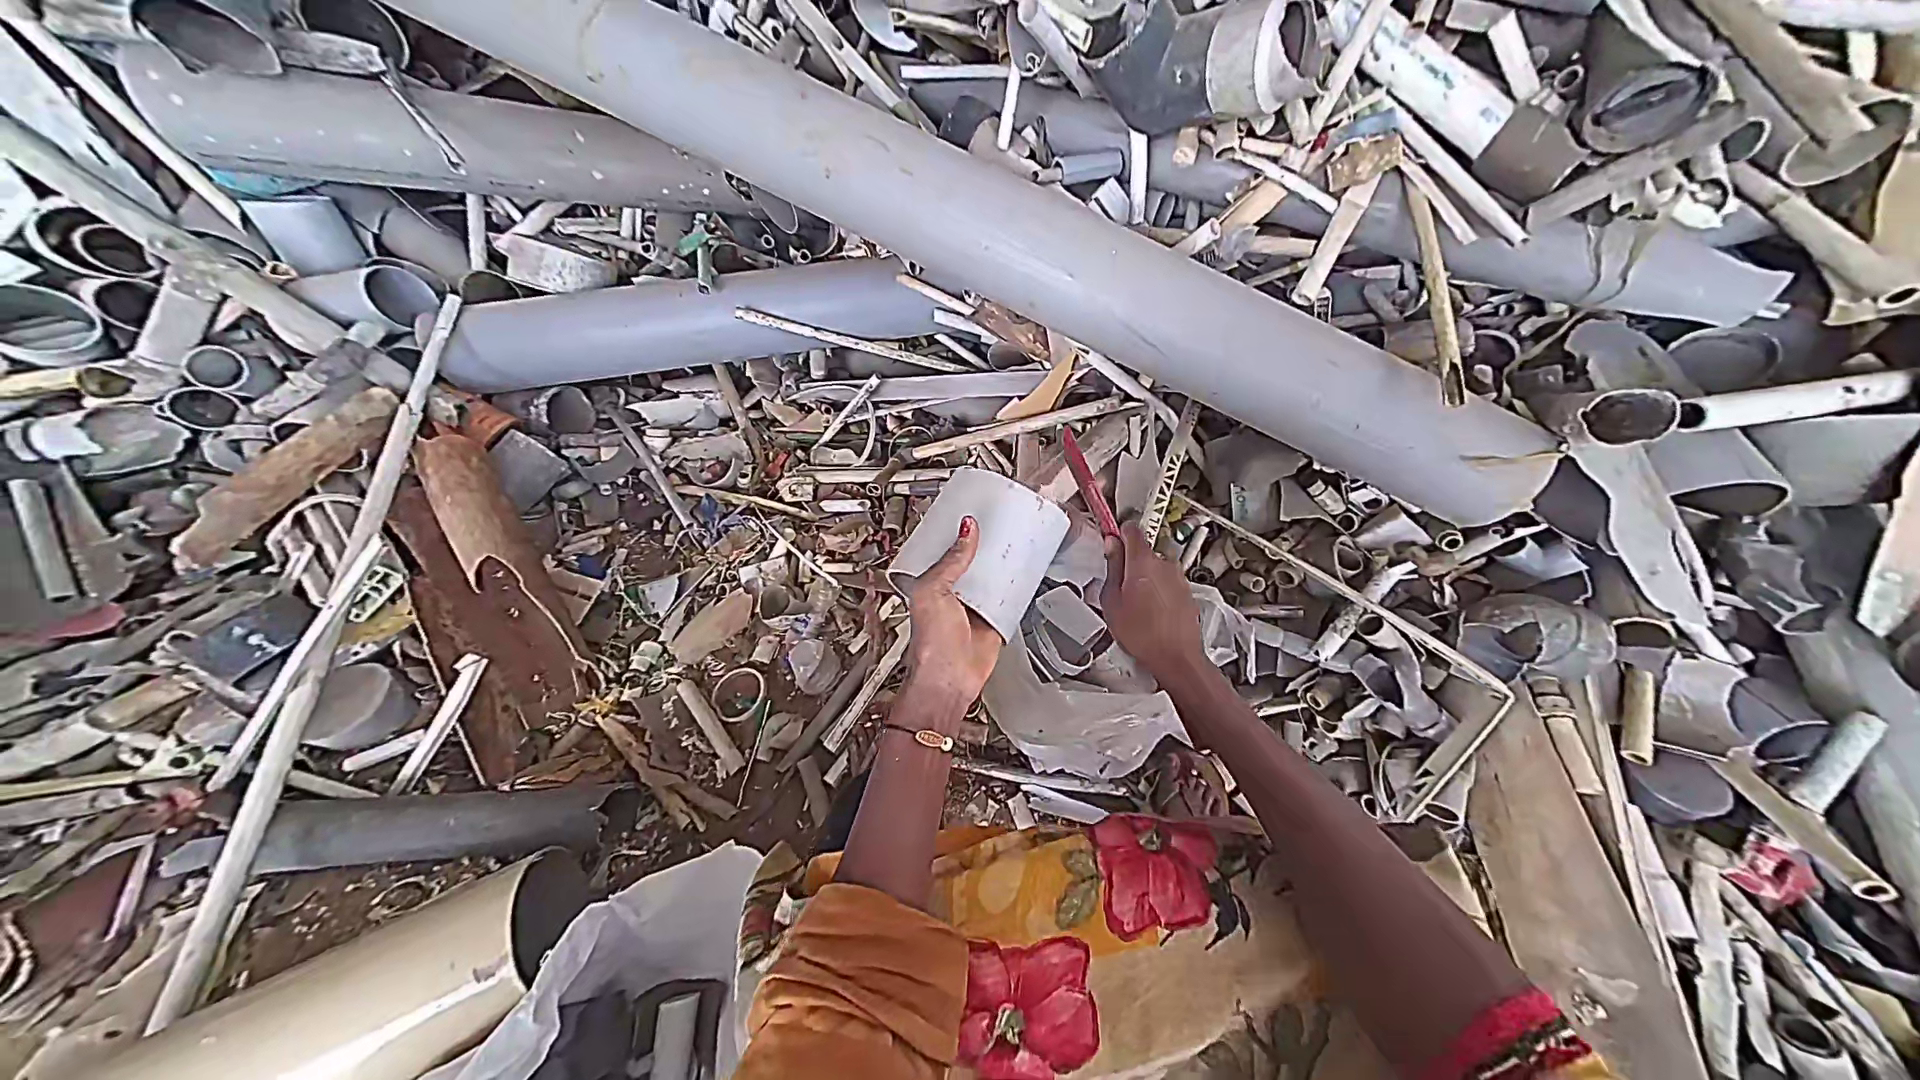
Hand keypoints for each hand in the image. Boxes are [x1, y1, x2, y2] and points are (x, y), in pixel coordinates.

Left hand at [903, 517, 1000, 711]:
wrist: (950, 677)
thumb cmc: (930, 643)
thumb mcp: (933, 591)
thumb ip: (951, 561)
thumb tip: (966, 531)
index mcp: (930, 583)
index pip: (943, 550)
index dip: (954, 534)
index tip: (968, 514)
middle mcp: (952, 592)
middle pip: (971, 560)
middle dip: (983, 545)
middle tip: (997, 523)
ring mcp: (974, 605)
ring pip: (991, 576)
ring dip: (1001, 562)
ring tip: (1014, 539)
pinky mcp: (994, 618)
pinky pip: (1009, 596)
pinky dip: (1017, 584)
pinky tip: (1025, 569)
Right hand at [1101, 522, 1206, 685]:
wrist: (1176, 657)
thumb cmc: (1143, 634)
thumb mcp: (1111, 600)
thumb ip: (1112, 567)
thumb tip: (1111, 547)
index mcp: (1143, 561)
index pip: (1131, 530)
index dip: (1118, 532)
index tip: (1111, 538)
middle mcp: (1164, 564)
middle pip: (1143, 551)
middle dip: (1129, 562)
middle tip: (1117, 582)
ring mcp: (1178, 578)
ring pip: (1155, 568)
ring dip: (1144, 578)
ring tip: (1133, 603)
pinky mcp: (1186, 592)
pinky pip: (1167, 582)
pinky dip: (1157, 590)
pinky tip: (1148, 612)